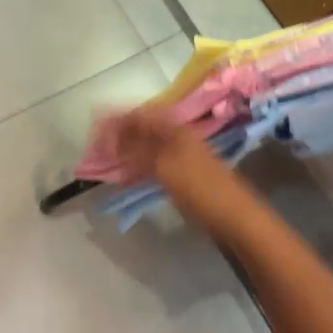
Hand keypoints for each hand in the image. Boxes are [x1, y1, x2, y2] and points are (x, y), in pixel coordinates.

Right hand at [95, 107, 220, 188]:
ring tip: (108, 162)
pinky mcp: (184, 174)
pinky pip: (155, 163)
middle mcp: (178, 137)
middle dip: (119, 135)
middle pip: (143, 129)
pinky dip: (139, 166)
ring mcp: (183, 156)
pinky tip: (128, 176)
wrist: (236, 218)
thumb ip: (136, 149)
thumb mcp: (163, 166)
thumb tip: (111, 136)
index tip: (96, 130)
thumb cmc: (199, 187)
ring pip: (148, 147)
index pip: (139, 114)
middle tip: (98, 148)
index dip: (117, 119)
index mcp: (174, 128)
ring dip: (128, 152)